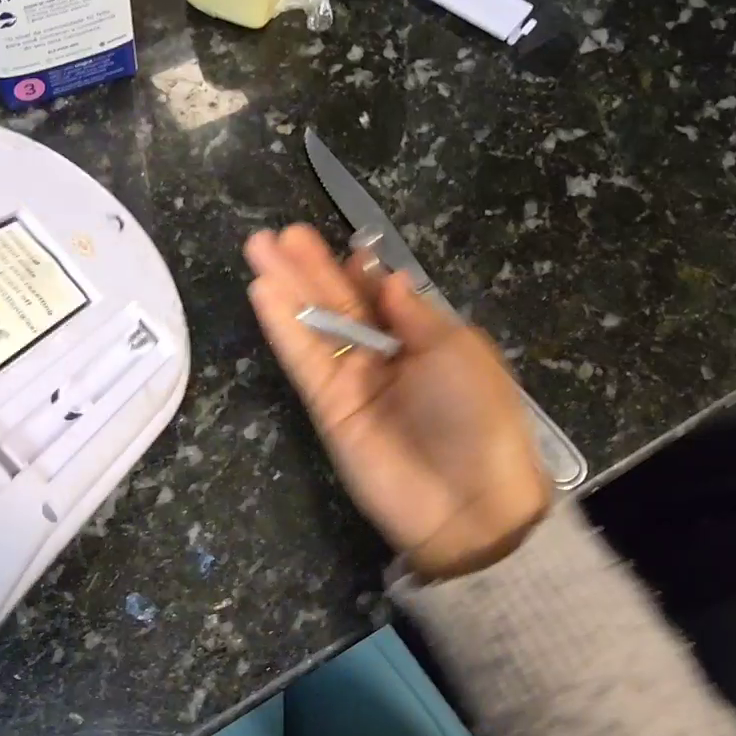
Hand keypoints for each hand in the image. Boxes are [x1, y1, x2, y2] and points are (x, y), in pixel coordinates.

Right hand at [244, 225, 549, 578]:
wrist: (468, 501)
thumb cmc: (477, 417)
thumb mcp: (458, 351)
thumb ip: (415, 313)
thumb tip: (386, 277)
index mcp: (425, 341)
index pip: (382, 297)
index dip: (361, 271)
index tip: (346, 246)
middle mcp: (385, 358)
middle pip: (340, 305)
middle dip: (312, 268)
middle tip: (281, 234)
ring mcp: (353, 383)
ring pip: (314, 325)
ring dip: (287, 286)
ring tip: (259, 246)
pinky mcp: (327, 408)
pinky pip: (303, 360)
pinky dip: (283, 325)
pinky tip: (263, 292)